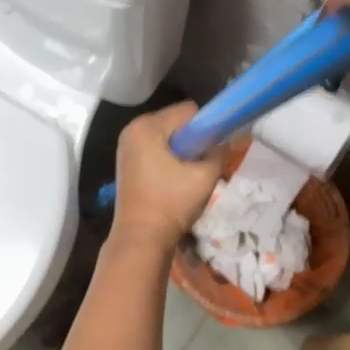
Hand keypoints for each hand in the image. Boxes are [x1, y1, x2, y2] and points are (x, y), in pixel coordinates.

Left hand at [111, 103, 225, 248]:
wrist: (141, 239)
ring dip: (181, 151)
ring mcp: (126, 147)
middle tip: (200, 166)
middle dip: (193, 139)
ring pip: (166, 137)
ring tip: (188, 176)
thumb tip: (223, 143)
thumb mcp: (204, 177)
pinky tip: (174, 181)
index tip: (212, 150)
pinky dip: (168, 159)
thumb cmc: (171, 204)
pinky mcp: (127, 163)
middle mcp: (132, 130)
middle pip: (175, 122)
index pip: (188, 111)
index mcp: (147, 127)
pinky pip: (155, 149)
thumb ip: (218, 152)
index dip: (206, 127)